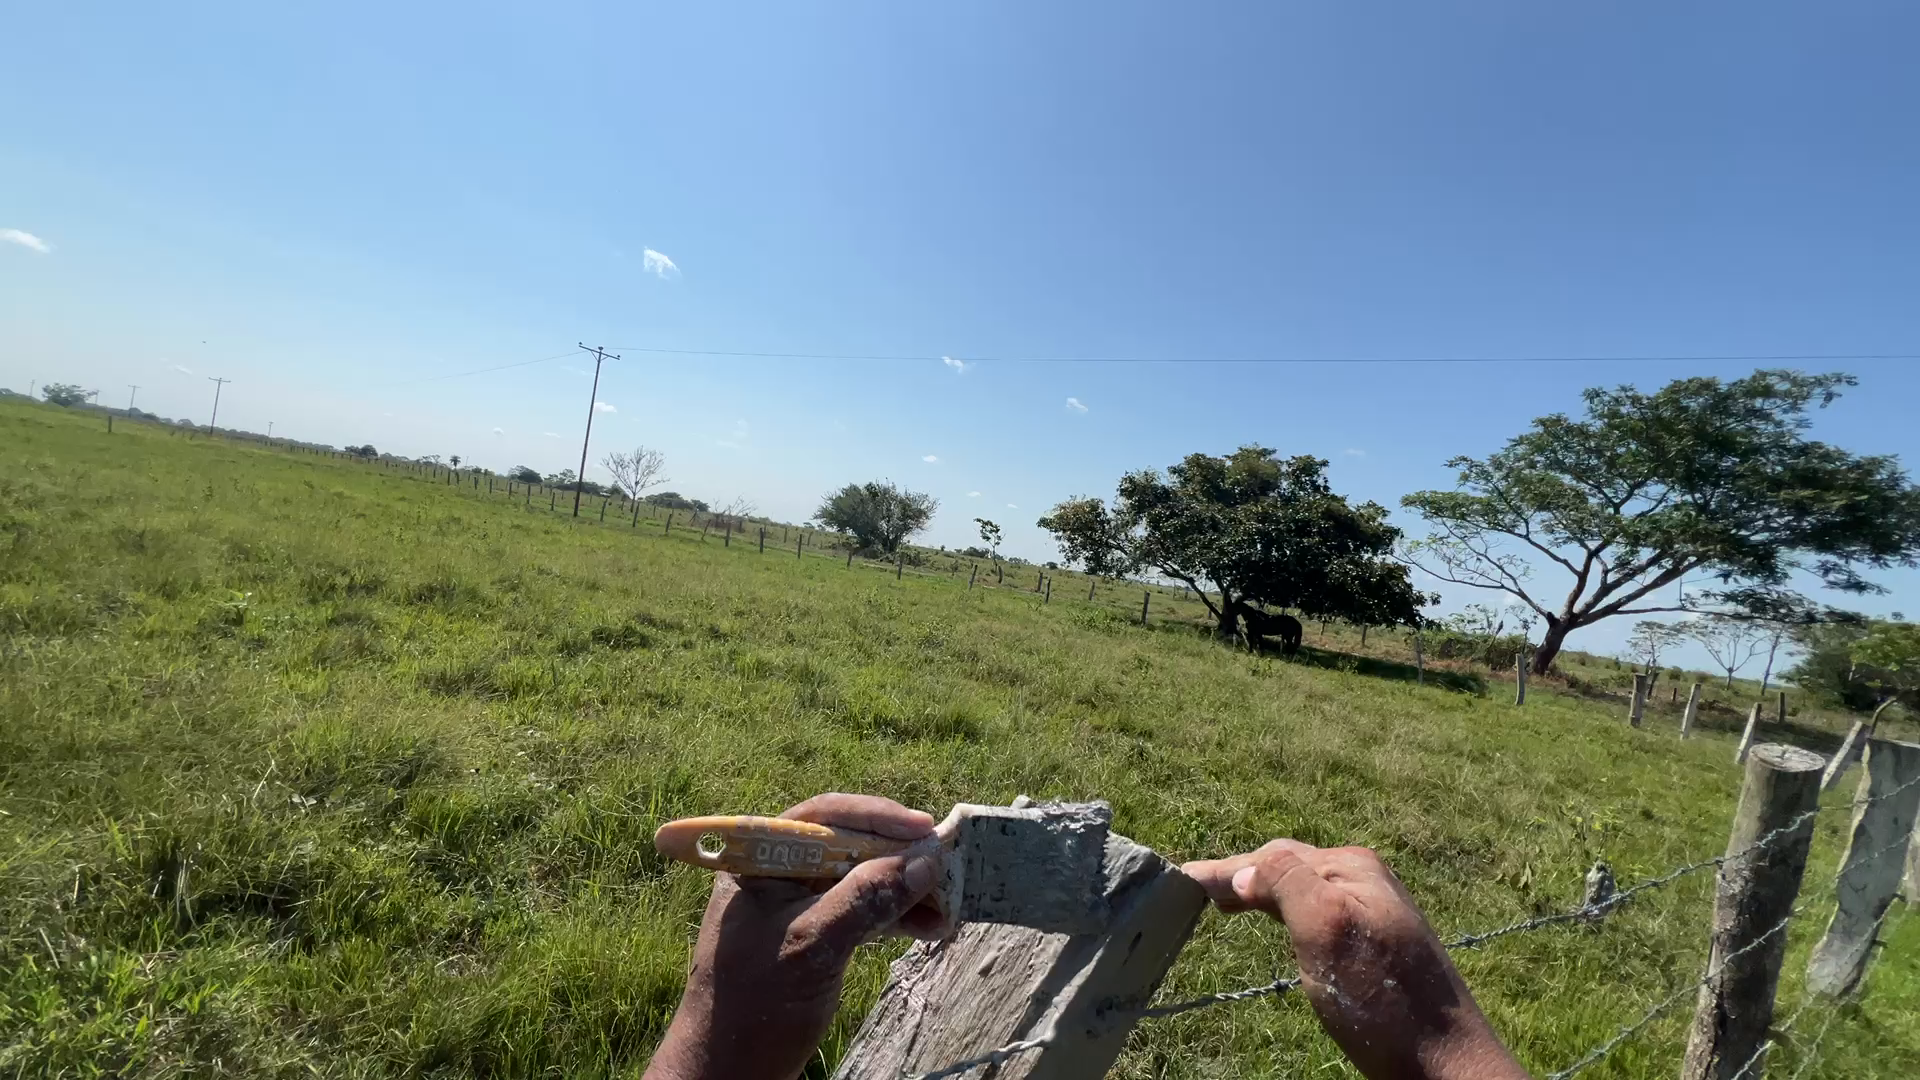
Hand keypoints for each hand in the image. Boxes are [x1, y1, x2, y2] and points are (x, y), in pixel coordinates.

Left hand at [644, 794, 940, 1079]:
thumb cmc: (754, 1006)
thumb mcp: (813, 944)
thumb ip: (866, 898)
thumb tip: (926, 860)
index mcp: (762, 857)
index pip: (825, 815)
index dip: (877, 816)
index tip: (923, 827)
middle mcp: (780, 870)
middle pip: (849, 843)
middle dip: (897, 853)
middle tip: (942, 860)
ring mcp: (798, 901)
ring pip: (860, 876)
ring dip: (903, 888)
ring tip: (946, 901)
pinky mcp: (816, 932)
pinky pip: (861, 909)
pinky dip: (894, 915)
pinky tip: (928, 925)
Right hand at [1183, 841, 1529, 1079]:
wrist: (1453, 1072)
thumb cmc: (1382, 1002)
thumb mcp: (1325, 928)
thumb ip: (1284, 881)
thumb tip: (1244, 872)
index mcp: (1349, 865)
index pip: (1269, 856)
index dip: (1224, 869)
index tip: (1181, 880)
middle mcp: (1363, 876)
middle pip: (1283, 865)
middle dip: (1239, 874)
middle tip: (1196, 891)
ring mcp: (1374, 907)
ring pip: (1299, 887)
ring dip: (1259, 890)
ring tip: (1225, 903)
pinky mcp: (1379, 940)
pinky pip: (1315, 907)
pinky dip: (1282, 909)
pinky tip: (1276, 919)